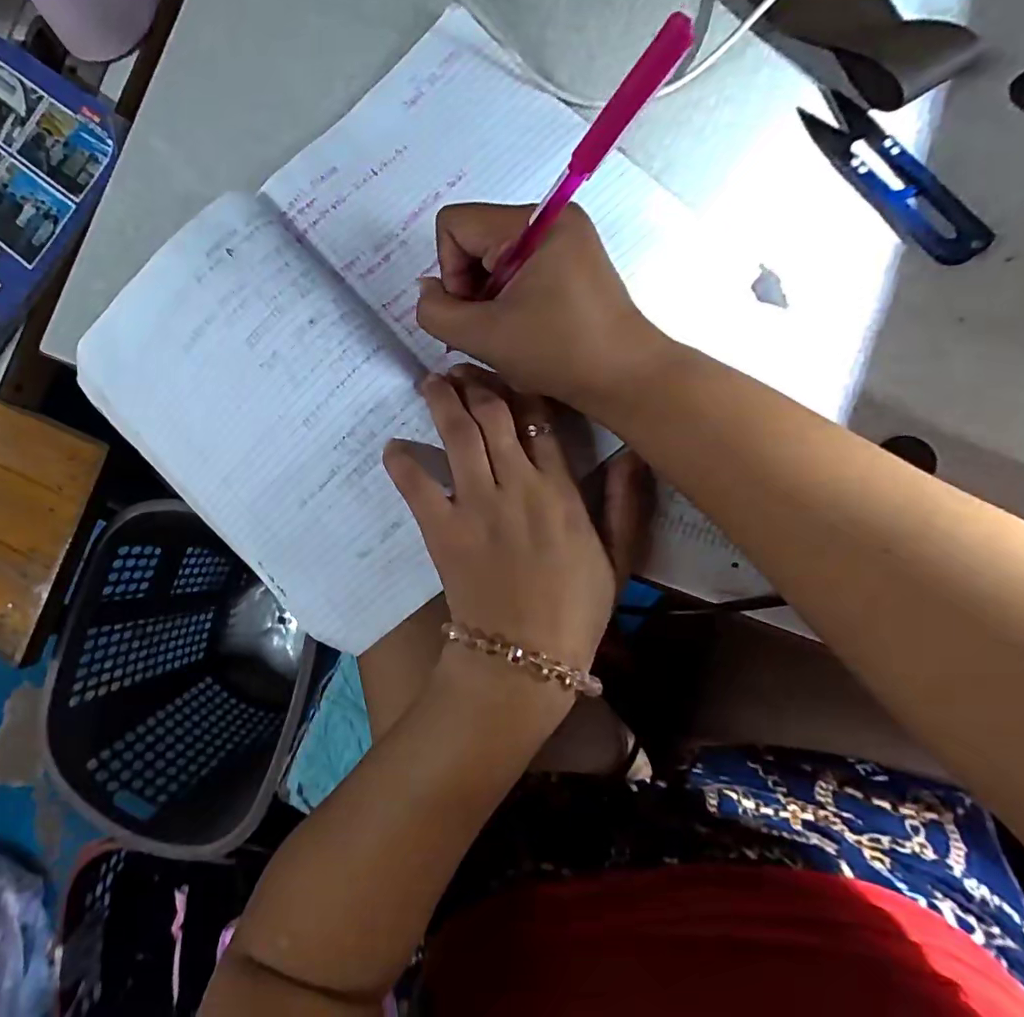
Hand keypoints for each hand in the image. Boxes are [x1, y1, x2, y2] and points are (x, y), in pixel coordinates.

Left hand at [382, 367, 615, 678]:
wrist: (525, 656)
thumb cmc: (575, 612)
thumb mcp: (619, 560)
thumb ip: (626, 504)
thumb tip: (632, 452)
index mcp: (562, 492)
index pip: (541, 423)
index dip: (522, 391)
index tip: (508, 371)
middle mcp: (519, 487)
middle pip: (495, 418)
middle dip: (477, 384)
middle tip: (460, 367)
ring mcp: (477, 506)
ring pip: (459, 437)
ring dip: (443, 403)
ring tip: (431, 382)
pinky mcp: (443, 530)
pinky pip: (417, 485)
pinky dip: (402, 462)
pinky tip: (392, 445)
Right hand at [416, 202, 672, 408]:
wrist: (625, 377)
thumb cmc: (558, 353)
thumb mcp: (483, 336)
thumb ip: (437, 311)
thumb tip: (428, 291)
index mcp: (536, 222)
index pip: (455, 225)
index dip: (450, 271)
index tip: (474, 311)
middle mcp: (553, 218)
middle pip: (475, 238)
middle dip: (470, 286)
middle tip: (489, 327)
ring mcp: (566, 239)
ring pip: (494, 257)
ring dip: (488, 297)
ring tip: (508, 331)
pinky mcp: (572, 262)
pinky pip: (518, 268)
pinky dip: (509, 298)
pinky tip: (523, 328)